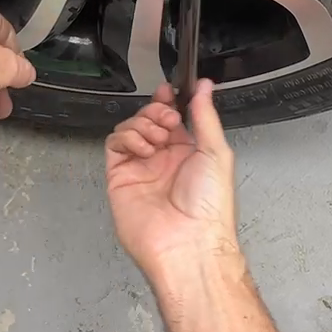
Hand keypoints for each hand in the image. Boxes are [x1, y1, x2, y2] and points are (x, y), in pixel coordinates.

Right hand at [105, 81, 237, 274]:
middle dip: (156, 112)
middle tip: (167, 119)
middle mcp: (163, 159)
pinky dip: (127, 138)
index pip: (172, 117)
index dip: (168, 101)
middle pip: (148, 119)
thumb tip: (205, 88)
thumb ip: (205, 116)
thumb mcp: (216, 152)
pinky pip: (115, 145)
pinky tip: (143, 148)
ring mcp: (140, 168)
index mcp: (188, 153)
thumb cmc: (209, 207)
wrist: (187, 243)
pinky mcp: (120, 176)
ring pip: (130, 128)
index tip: (168, 90)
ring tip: (157, 139)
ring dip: (142, 125)